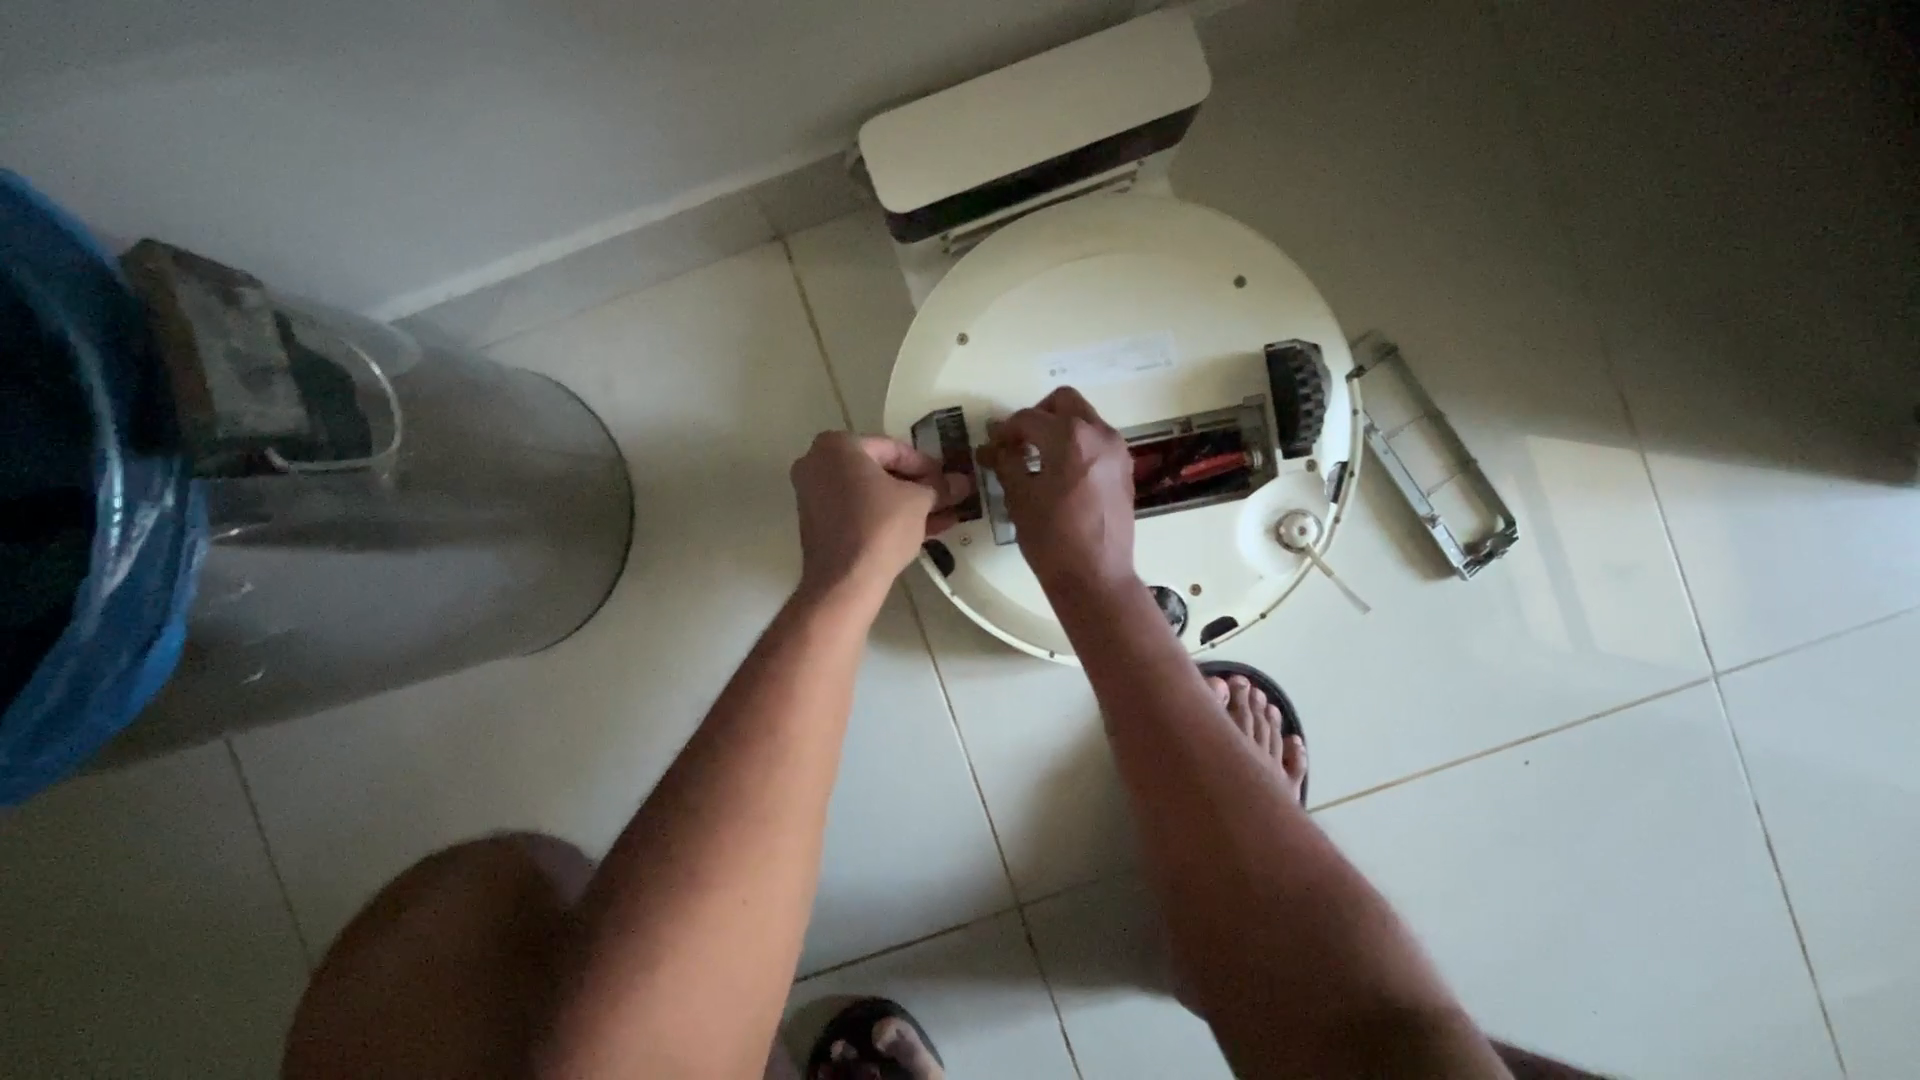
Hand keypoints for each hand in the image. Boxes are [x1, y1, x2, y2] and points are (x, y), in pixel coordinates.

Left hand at [790, 432, 971, 602]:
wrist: (845, 581)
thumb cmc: (880, 526)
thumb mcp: (919, 502)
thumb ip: (940, 487)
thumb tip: (962, 482)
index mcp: (837, 446)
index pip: (893, 448)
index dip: (926, 465)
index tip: (948, 478)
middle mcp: (817, 464)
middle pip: (879, 471)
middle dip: (916, 486)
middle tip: (945, 496)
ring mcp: (813, 495)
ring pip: (870, 494)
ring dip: (905, 504)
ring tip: (942, 515)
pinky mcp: (818, 525)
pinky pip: (858, 512)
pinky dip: (886, 517)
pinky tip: (923, 530)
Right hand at [977, 387, 1136, 593]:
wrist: (1096, 577)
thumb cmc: (1052, 539)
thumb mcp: (1019, 498)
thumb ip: (1006, 463)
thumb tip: (994, 448)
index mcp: (1069, 437)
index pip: (1028, 418)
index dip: (1005, 431)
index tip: (992, 446)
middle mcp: (1099, 434)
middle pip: (1064, 401)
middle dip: (1037, 416)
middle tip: (1019, 442)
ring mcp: (1117, 451)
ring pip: (1085, 419)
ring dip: (1060, 428)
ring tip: (1038, 458)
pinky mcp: (1124, 469)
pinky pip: (1098, 441)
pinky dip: (1077, 445)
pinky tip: (1060, 473)